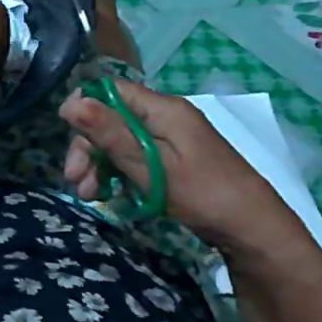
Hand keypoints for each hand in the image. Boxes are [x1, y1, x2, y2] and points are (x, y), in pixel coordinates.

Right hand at [59, 80, 291, 250]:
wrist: (254, 230)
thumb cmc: (203, 194)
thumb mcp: (150, 166)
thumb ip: (111, 134)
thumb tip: (69, 103)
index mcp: (162, 109)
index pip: (111, 90)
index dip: (84, 108)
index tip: (66, 136)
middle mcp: (165, 117)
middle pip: (112, 120)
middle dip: (89, 148)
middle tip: (75, 181)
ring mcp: (171, 140)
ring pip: (122, 143)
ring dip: (100, 165)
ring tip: (90, 195)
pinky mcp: (175, 162)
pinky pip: (138, 159)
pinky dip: (121, 175)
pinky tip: (112, 197)